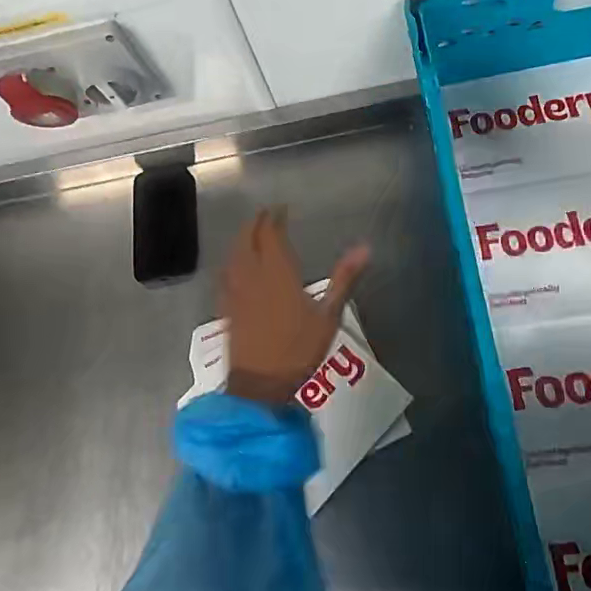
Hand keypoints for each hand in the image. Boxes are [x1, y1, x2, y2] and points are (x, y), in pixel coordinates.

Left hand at [221, 209, 370, 404]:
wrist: (259, 382)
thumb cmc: (298, 349)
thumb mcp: (328, 315)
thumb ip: (343, 279)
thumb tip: (365, 248)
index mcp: (276, 271)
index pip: (270, 234)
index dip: (273, 218)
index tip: (279, 209)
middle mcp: (251, 275)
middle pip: (246, 239)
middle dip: (254, 224)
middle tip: (264, 216)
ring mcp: (234, 291)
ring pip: (233, 255)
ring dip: (240, 239)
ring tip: (250, 234)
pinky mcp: (226, 307)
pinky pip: (225, 274)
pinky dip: (231, 262)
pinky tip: (235, 267)